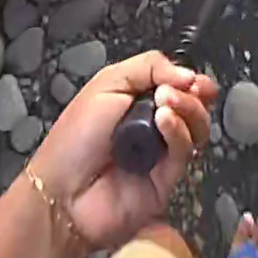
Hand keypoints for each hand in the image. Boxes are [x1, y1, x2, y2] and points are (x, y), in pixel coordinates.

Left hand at [28, 51, 217, 247]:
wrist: (63, 190)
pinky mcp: (167, 179)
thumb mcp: (109, 82)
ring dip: (187, 108)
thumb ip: (149, 67)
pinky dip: (177, 131)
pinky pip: (183, 151)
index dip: (190, 78)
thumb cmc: (76, 134)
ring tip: (166, 102)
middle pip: (194, 104)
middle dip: (193, 92)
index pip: (179, 83)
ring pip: (195, 127)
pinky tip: (163, 121)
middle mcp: (155, 123)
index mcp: (141, 96)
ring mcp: (162, 151)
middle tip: (183, 86)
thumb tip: (188, 73)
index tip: (191, 77)